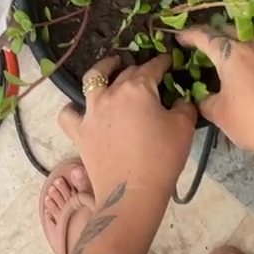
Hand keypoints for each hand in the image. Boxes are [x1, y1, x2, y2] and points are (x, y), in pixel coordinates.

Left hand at [59, 55, 198, 201]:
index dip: (163, 62)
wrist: (132, 193)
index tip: (169, 60)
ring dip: (103, 69)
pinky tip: (80, 108)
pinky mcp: (79, 132)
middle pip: (127, 73)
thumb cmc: (162, 159)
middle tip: (150, 73)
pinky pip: (68, 114)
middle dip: (140, 69)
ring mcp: (91, 112)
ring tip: (111, 67)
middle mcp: (111, 93)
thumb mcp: (184, 128)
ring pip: (92, 80)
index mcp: (138, 88)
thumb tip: (180, 99)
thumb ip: (184, 106)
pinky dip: (72, 108)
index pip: (153, 67)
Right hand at [175, 29, 253, 168]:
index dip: (190, 35)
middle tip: (210, 51)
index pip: (205, 36)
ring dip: (243, 46)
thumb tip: (203, 96)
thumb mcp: (221, 116)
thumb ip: (206, 101)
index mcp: (231, 54)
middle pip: (230, 32)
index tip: (182, 37)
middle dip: (217, 37)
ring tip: (240, 64)